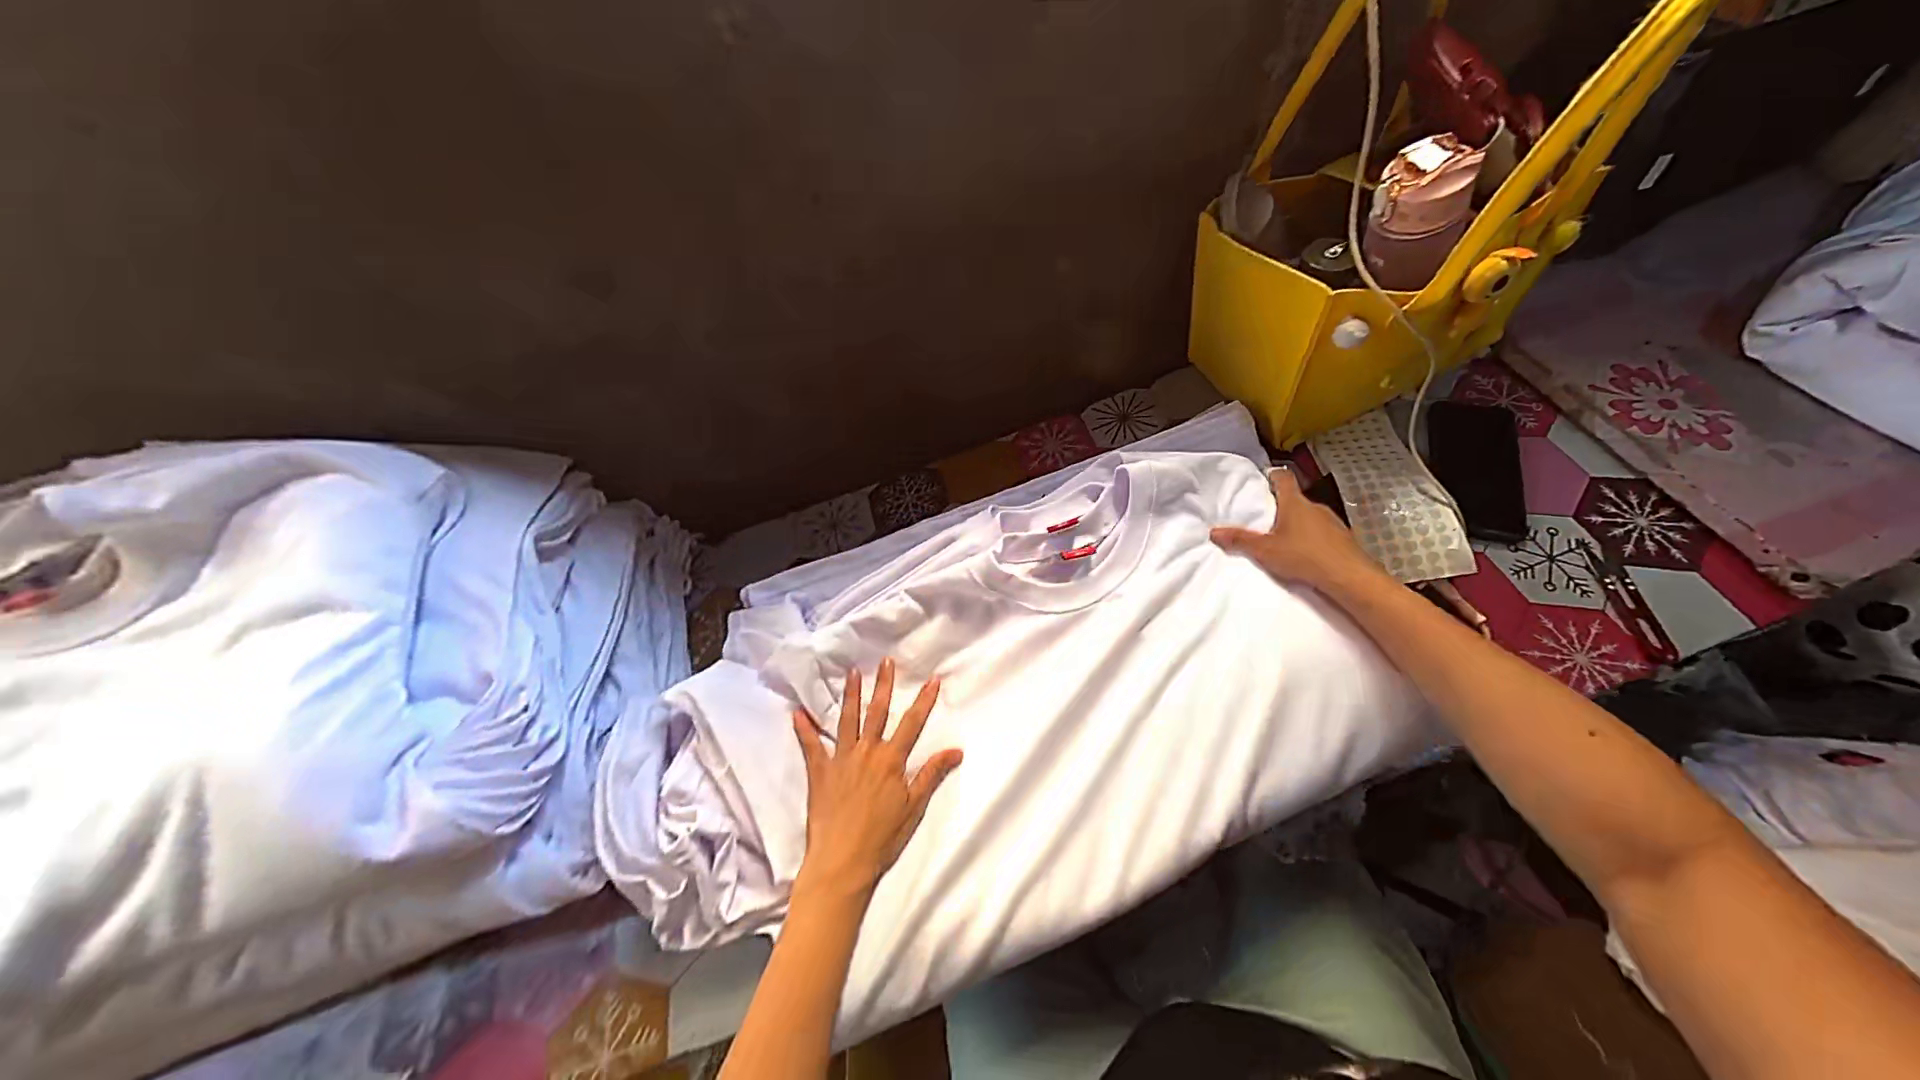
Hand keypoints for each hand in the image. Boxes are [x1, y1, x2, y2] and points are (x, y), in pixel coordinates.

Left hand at [791, 658, 962, 897]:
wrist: (842, 861)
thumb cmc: (883, 838)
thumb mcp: (914, 807)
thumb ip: (932, 775)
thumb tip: (956, 750)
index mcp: (892, 760)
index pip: (912, 723)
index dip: (924, 701)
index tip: (933, 679)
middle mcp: (867, 752)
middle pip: (878, 712)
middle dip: (884, 685)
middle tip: (886, 661)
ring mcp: (841, 759)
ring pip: (847, 719)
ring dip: (850, 695)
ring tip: (852, 672)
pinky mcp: (820, 772)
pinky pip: (811, 745)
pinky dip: (804, 729)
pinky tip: (798, 712)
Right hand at [1210, 466, 1386, 593]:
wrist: (1349, 577)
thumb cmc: (1303, 556)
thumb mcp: (1264, 551)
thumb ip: (1240, 540)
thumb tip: (1213, 532)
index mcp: (1294, 503)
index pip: (1284, 478)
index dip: (1273, 476)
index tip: (1264, 479)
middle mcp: (1315, 506)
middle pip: (1296, 499)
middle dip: (1282, 507)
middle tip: (1266, 519)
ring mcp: (1333, 521)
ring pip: (1310, 516)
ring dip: (1298, 523)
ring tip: (1284, 540)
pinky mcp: (1344, 537)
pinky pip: (1323, 531)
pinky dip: (1312, 537)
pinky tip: (1305, 553)